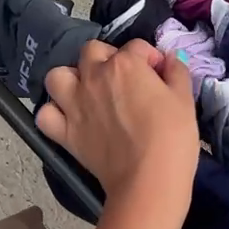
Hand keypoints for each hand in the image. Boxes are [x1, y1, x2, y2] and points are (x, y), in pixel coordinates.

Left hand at [36, 39, 199, 209]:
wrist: (149, 181)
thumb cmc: (172, 137)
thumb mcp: (184, 99)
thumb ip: (176, 72)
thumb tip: (170, 59)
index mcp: (125, 64)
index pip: (137, 47)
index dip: (151, 59)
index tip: (160, 76)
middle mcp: (94, 76)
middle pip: (92, 51)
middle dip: (108, 58)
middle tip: (124, 79)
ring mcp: (75, 104)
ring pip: (58, 76)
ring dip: (71, 79)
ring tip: (88, 92)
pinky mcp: (64, 133)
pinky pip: (44, 115)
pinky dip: (53, 113)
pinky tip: (68, 118)